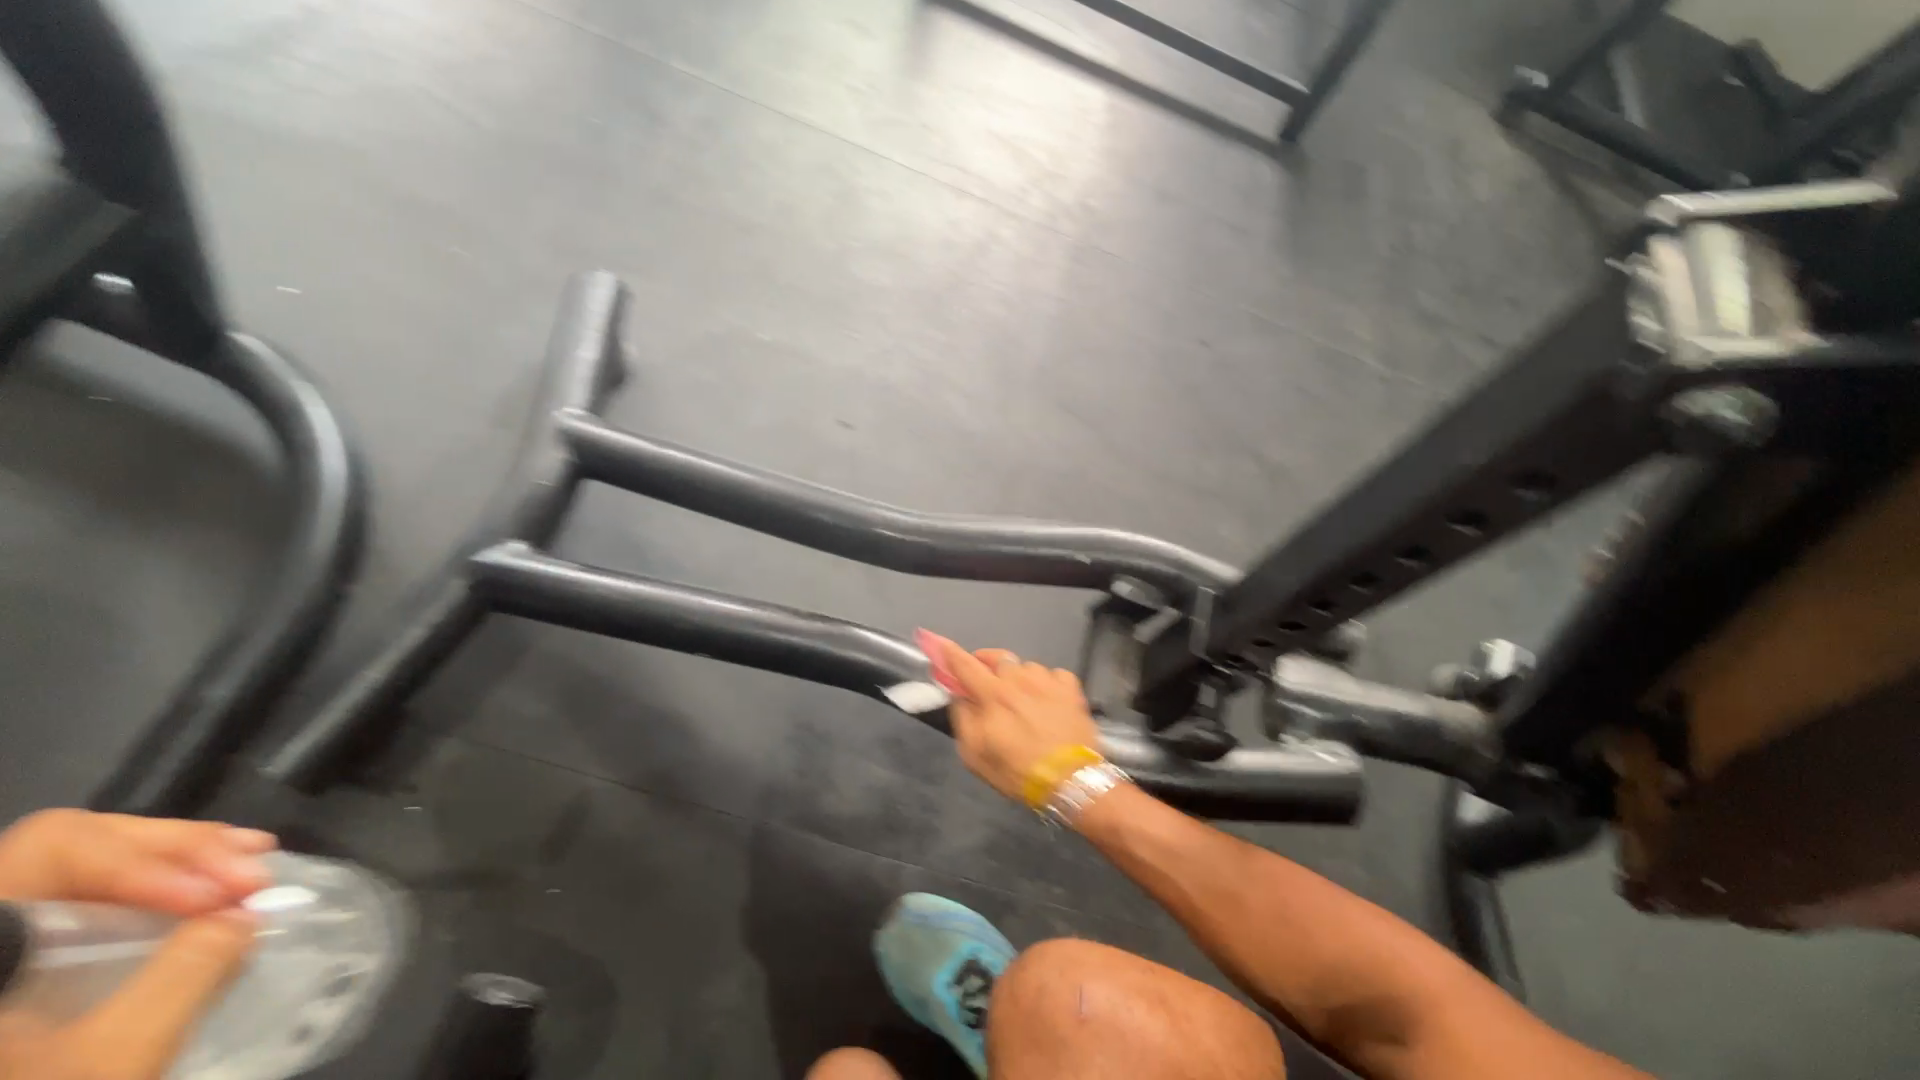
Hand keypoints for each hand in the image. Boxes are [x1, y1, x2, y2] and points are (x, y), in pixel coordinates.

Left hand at [0, 810, 273, 1079]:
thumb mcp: (116, 1058)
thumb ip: (184, 975)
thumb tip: (248, 911)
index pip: (56, 849)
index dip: (143, 860)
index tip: (218, 897)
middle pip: (79, 844)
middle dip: (181, 852)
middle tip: (256, 875)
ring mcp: (4, 938)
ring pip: (94, 862)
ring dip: (186, 860)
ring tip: (255, 872)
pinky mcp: (28, 959)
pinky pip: (95, 895)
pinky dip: (167, 884)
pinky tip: (221, 889)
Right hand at [922, 632, 1100, 800]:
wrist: (1070, 781)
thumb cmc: (1016, 771)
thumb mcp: (975, 754)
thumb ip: (963, 719)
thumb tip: (960, 696)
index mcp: (993, 694)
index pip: (964, 664)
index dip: (948, 652)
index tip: (936, 641)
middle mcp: (1020, 679)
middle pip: (997, 658)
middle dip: (985, 663)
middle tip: (983, 678)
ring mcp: (1048, 681)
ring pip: (1026, 667)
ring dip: (1018, 677)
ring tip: (1021, 698)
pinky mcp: (1072, 688)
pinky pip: (1053, 675)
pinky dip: (1046, 683)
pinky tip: (1047, 700)